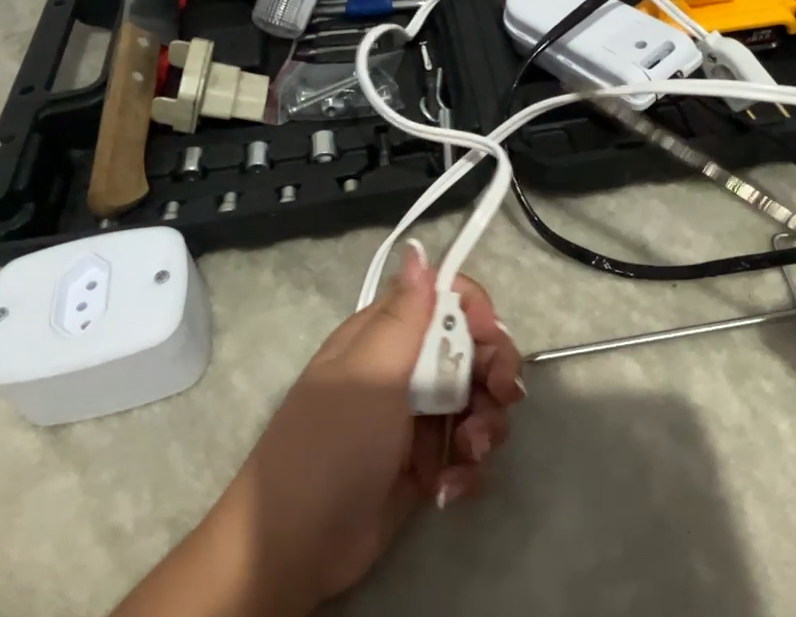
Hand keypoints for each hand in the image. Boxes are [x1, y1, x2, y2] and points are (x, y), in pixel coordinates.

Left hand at [112, 242, 522, 616]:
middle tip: (500, 399)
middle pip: (472, 351)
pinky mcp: (424, 464)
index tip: (490, 338)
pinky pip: (466, 452)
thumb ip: (404, 315)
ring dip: (485, 428)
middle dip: (493, 375)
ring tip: (468, 456)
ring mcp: (414, 419)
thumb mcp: (369, 374)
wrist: (295, 546)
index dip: (476, 313)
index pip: (444, 300)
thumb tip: (417, 248)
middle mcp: (402, 370)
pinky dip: (467, 470)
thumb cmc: (331, 445)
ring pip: (476, 404)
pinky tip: (449, 490)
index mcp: (383, 337)